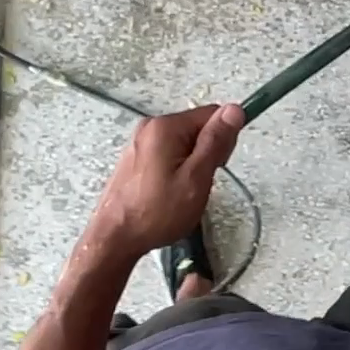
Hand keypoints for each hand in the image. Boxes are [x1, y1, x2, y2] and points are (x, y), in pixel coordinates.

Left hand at [83, 104, 244, 259]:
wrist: (114, 239)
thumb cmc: (155, 213)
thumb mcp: (196, 178)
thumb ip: (216, 141)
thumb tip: (234, 110)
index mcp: (165, 126)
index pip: (212, 114)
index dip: (223, 139)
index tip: (218, 165)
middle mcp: (150, 127)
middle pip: (197, 128)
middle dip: (207, 153)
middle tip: (198, 183)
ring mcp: (140, 143)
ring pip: (183, 144)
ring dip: (192, 165)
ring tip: (183, 192)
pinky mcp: (135, 159)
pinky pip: (168, 155)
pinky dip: (176, 171)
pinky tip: (170, 193)